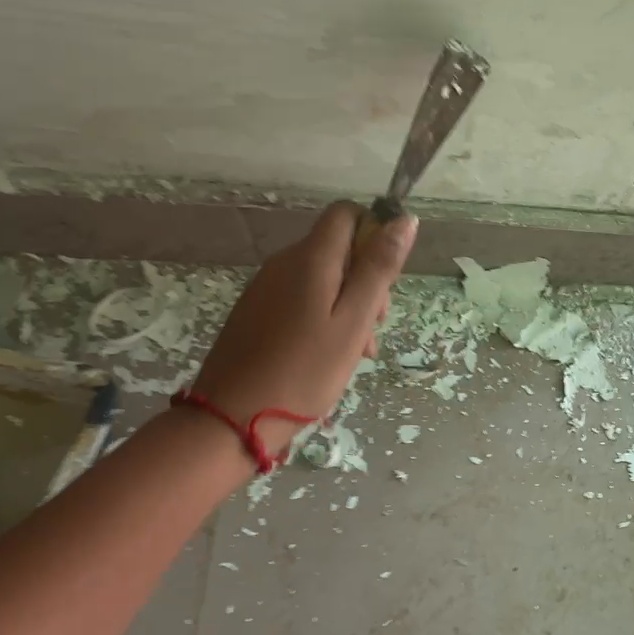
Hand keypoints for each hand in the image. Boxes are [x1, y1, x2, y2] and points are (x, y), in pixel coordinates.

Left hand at [191, 202, 417, 431]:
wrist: (228, 421)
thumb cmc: (304, 371)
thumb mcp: (354, 320)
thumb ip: (379, 268)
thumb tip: (404, 219)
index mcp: (310, 258)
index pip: (347, 213)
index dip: (374, 233)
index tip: (384, 277)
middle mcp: (284, 263)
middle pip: (337, 249)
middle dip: (365, 279)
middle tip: (374, 326)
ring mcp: (265, 289)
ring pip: (322, 278)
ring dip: (347, 304)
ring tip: (356, 351)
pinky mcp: (255, 314)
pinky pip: (300, 299)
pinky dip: (323, 318)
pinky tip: (328, 357)